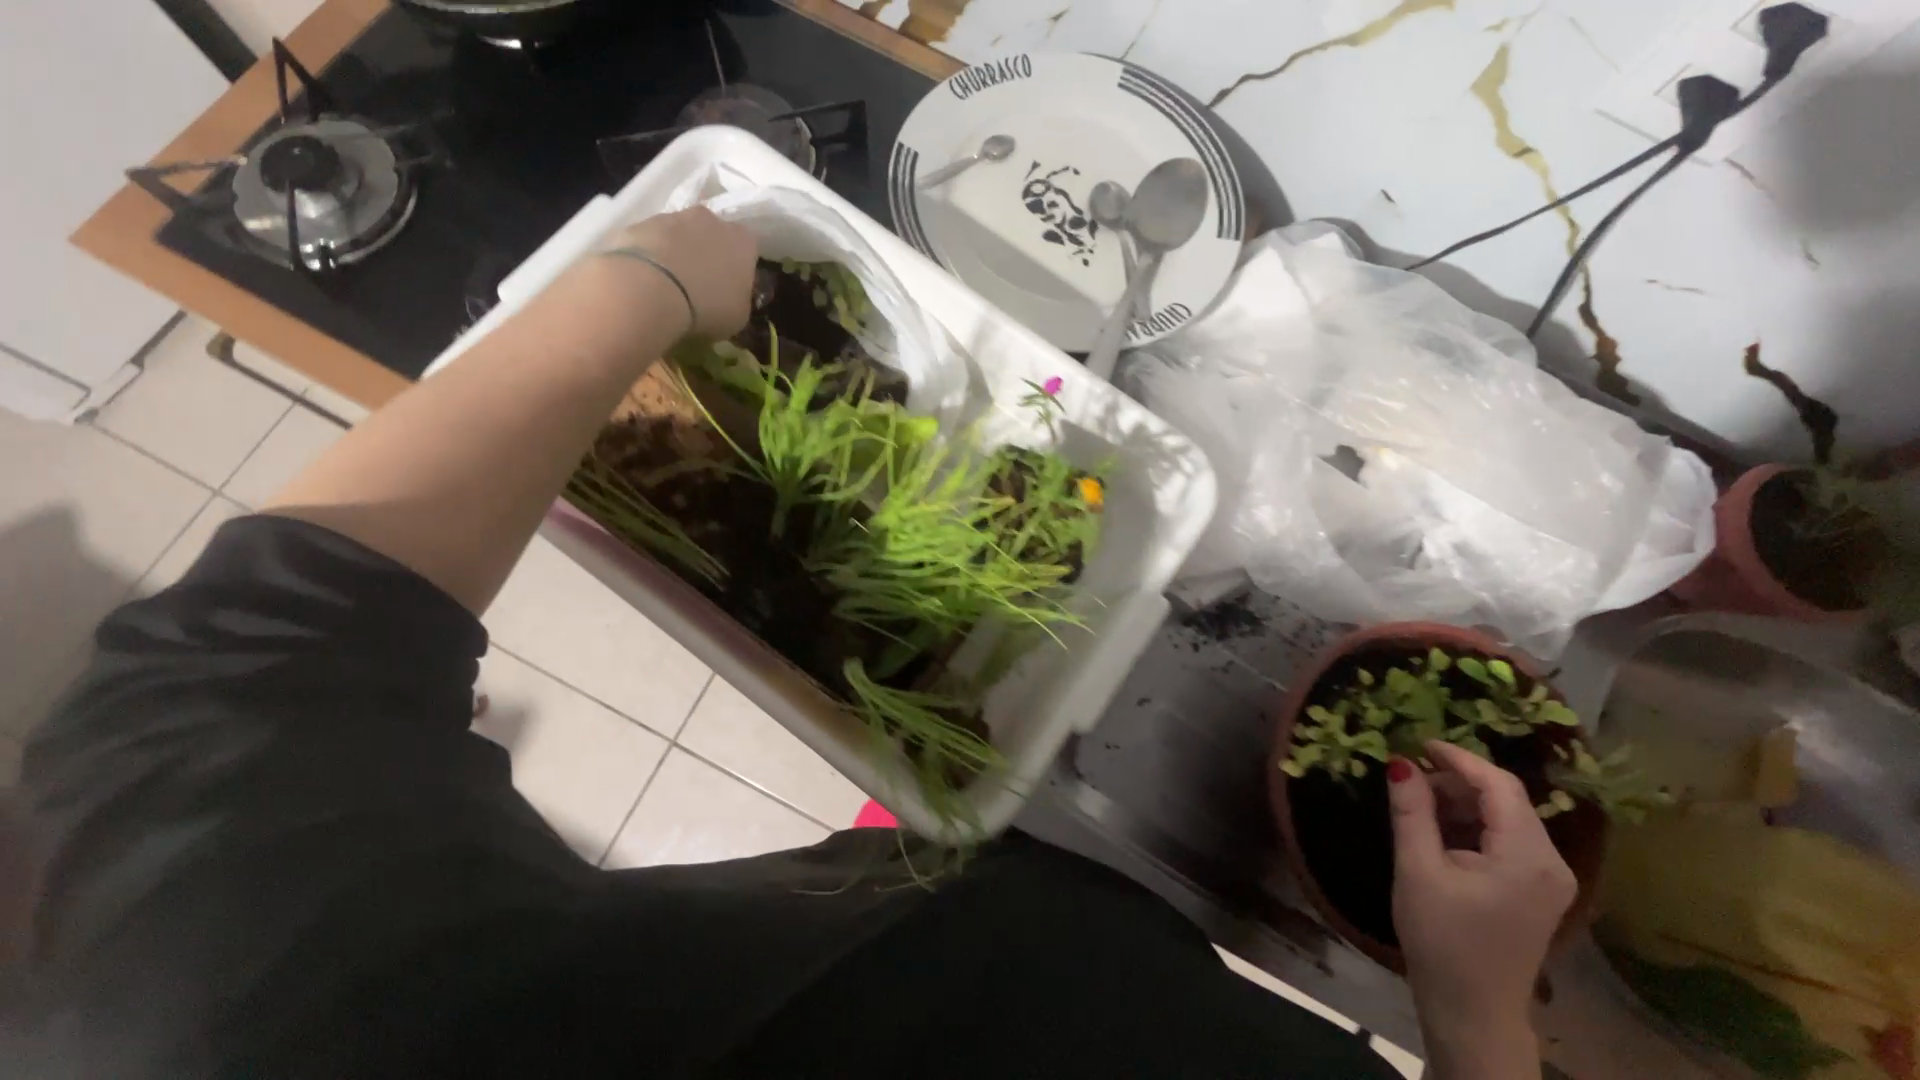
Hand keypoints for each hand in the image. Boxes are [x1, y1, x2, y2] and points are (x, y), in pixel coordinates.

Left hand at [603, 207, 757, 339]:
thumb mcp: (739, 316)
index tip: (730, 289)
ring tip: (667, 286)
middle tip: (698, 285)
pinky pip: (651, 240)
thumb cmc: (708, 307)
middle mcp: (712, 220)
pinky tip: (645, 280)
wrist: (652, 290)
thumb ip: (740, 299)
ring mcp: (673, 217)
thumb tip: (731, 297)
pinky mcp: (640, 222)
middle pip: (712, 235)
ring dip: (676, 253)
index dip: (738, 269)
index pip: (747, 250)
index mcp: (743, 241)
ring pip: (680, 234)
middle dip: (707, 254)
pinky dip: (650, 256)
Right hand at [1389, 741, 1574, 1077]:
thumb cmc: (1441, 940)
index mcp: (1527, 855)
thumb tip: (1400, 762)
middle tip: (1408, 778)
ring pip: (1506, 817)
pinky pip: (1508, 840)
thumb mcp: (1417, 869)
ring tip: (1416, 804)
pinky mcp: (1538, 890)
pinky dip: (1474, 826)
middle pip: (1506, 798)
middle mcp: (1551, 861)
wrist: (1472, 1010)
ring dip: (1463, 803)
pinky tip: (1439, 832)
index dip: (1458, 758)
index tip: (1416, 742)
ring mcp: (1549, 877)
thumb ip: (1411, 812)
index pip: (1499, 784)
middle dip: (1457, 781)